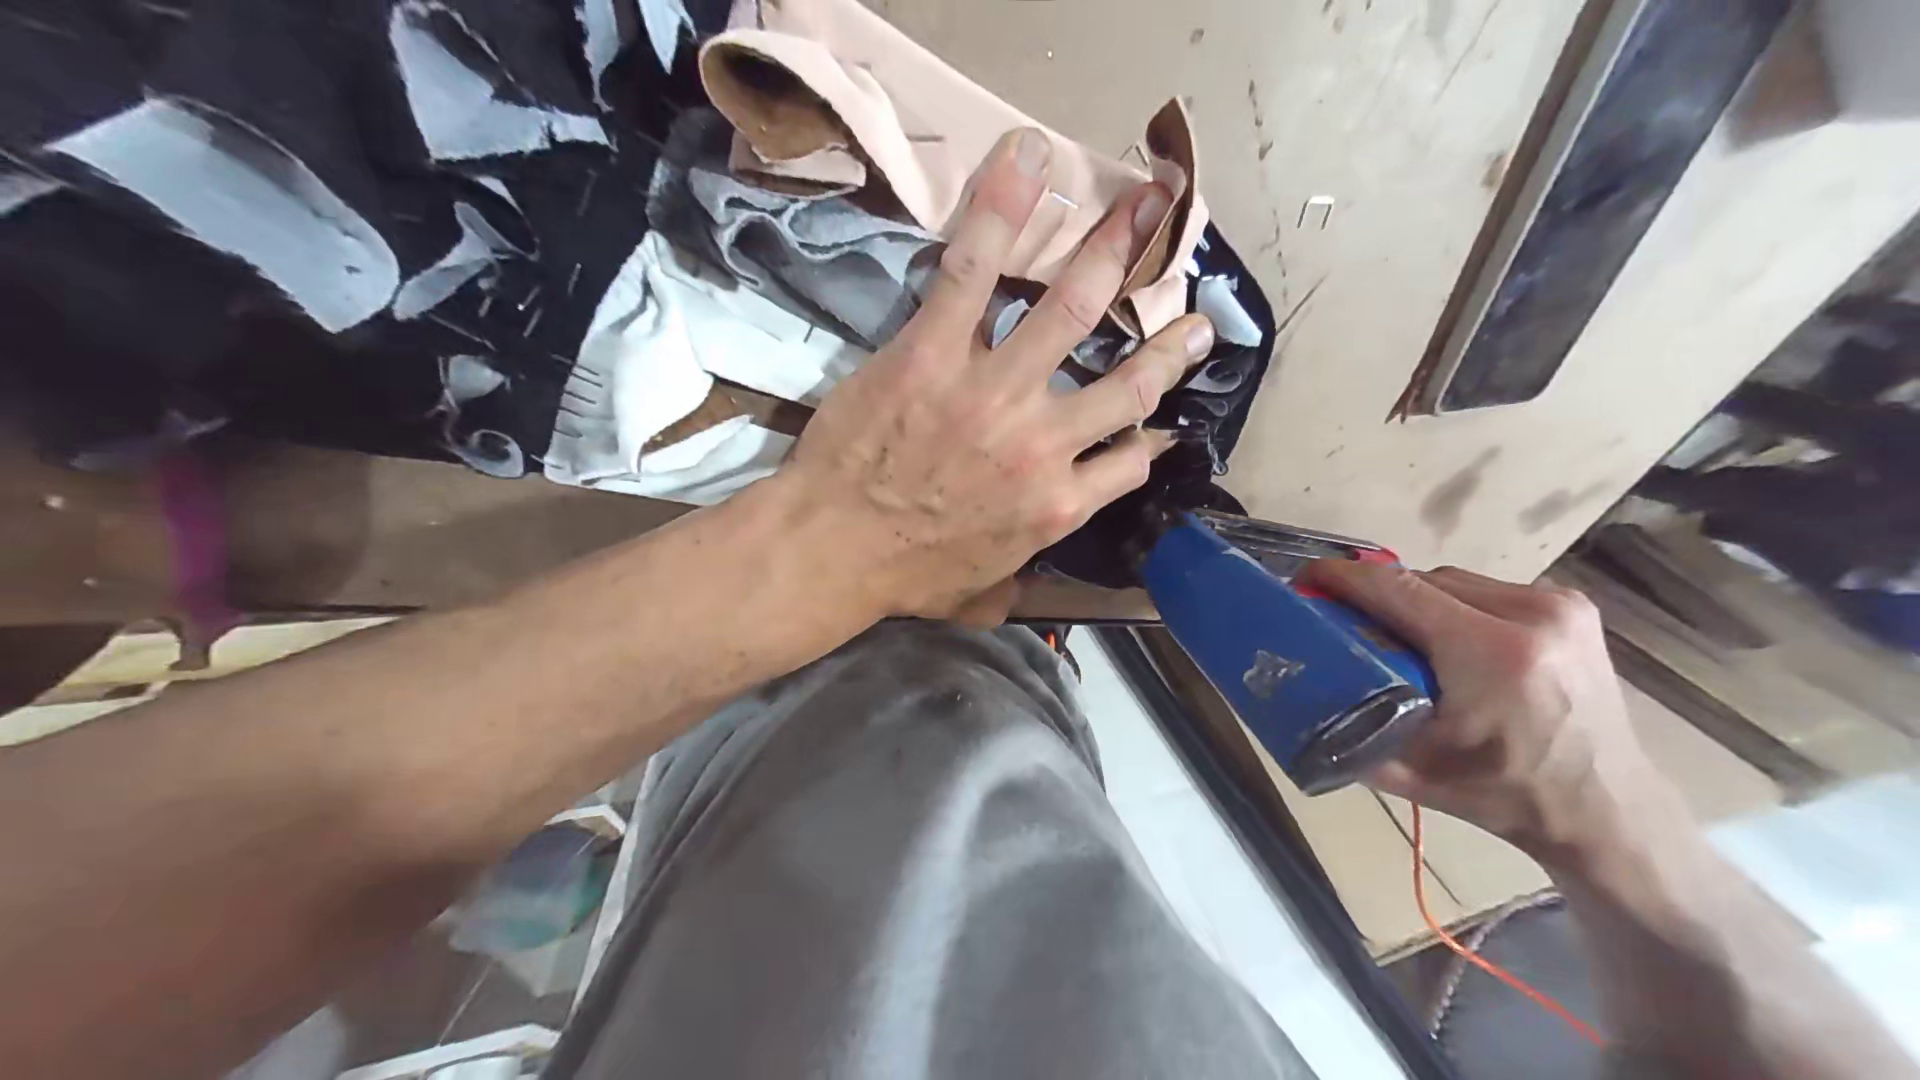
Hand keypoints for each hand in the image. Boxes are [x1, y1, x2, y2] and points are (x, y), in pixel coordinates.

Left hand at [780, 128, 1214, 624]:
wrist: (833, 550)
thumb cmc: (906, 576)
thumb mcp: (985, 594)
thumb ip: (1026, 576)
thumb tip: (1037, 581)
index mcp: (1061, 504)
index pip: (1132, 458)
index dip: (1152, 432)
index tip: (1161, 413)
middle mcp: (1045, 443)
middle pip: (1128, 382)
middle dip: (1169, 340)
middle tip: (1192, 305)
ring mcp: (994, 391)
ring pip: (1069, 311)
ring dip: (1113, 252)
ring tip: (1146, 206)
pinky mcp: (935, 354)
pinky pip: (973, 274)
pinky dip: (1000, 214)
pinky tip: (1025, 163)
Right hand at [1299, 561, 1677, 862]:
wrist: (1609, 811)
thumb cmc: (1504, 794)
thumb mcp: (1408, 769)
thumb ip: (1347, 724)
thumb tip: (1291, 690)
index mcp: (1491, 653)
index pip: (1395, 589)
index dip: (1341, 577)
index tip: (1305, 577)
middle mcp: (1531, 615)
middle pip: (1421, 580)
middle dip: (1377, 595)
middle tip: (1346, 620)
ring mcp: (1559, 606)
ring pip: (1452, 581)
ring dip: (1415, 599)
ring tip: (1396, 632)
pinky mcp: (1573, 607)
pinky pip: (1485, 589)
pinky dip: (1453, 604)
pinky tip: (1446, 635)